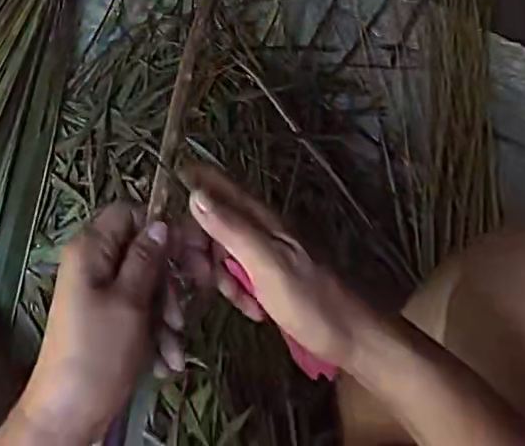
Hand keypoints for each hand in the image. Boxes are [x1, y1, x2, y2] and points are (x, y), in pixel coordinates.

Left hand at [4, 203, 183, 441]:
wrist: (67, 416)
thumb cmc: (97, 353)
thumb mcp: (129, 302)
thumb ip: (147, 259)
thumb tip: (162, 222)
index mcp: (90, 247)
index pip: (127, 212)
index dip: (157, 228)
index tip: (183, 255)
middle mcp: (92, 262)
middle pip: (140, 251)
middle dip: (166, 284)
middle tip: (179, 315)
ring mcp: (97, 291)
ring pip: (143, 285)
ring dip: (164, 317)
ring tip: (172, 349)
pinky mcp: (104, 319)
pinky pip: (136, 311)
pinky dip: (153, 334)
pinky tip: (164, 362)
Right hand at [180, 162, 378, 368]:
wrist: (354, 341)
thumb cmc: (310, 302)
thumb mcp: (265, 265)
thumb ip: (230, 228)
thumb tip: (194, 193)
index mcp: (256, 214)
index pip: (210, 183)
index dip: (185, 196)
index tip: (170, 229)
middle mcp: (257, 223)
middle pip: (209, 217)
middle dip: (197, 245)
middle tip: (201, 278)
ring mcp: (263, 247)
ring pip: (220, 246)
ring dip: (217, 271)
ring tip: (235, 298)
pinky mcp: (267, 272)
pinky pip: (237, 270)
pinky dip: (236, 288)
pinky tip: (250, 308)